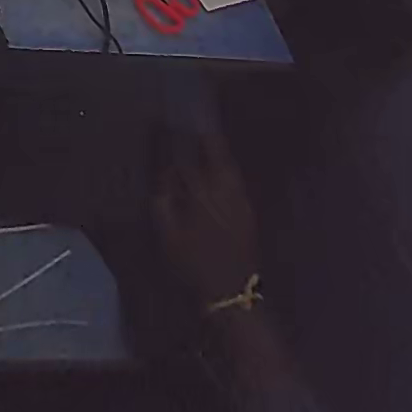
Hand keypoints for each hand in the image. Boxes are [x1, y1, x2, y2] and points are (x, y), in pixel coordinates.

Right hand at [152, 127, 261, 313]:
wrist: (231, 293)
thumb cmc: (193, 265)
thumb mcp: (168, 234)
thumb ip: (163, 201)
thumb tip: (164, 175)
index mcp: (200, 196)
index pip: (184, 158)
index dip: (173, 139)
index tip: (164, 123)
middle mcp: (223, 192)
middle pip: (215, 154)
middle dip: (204, 135)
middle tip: (193, 119)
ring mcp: (240, 200)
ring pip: (229, 164)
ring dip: (218, 148)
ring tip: (207, 135)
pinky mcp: (248, 209)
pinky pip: (236, 178)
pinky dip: (227, 165)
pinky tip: (220, 164)